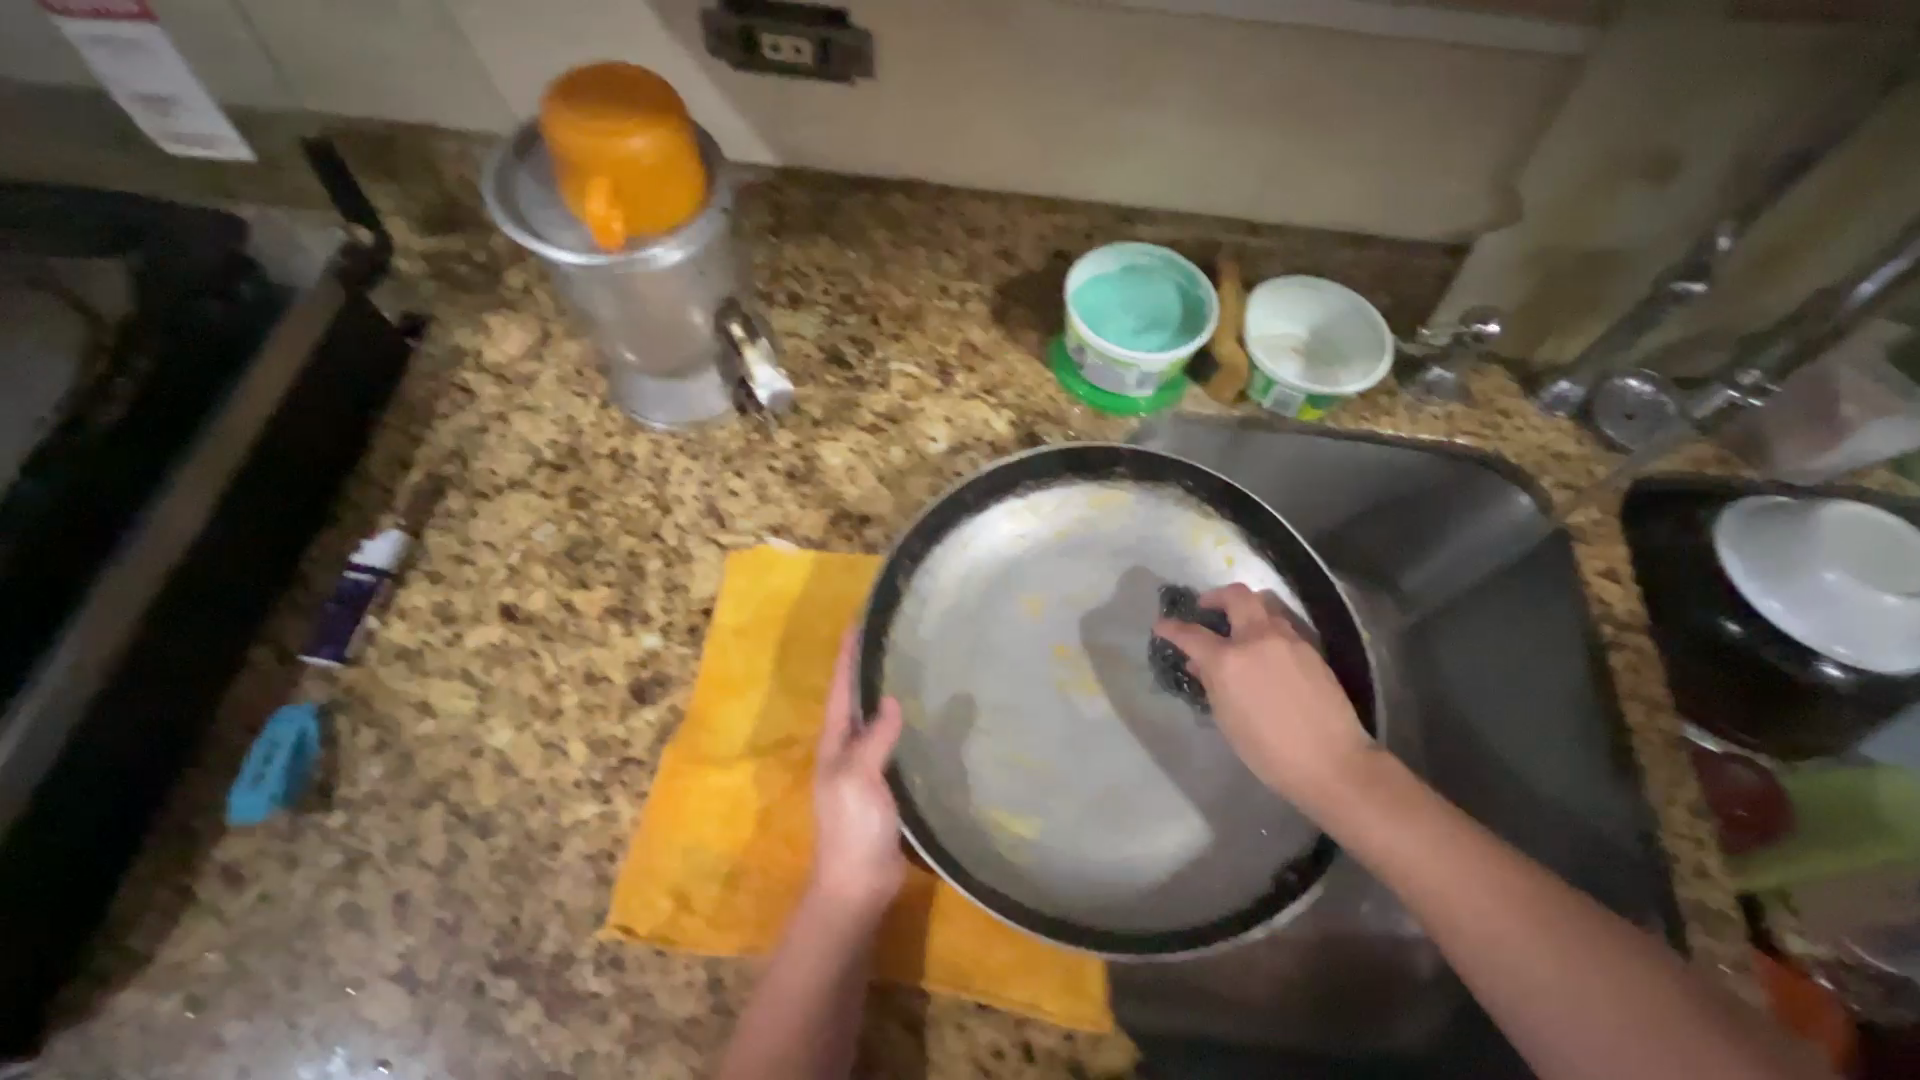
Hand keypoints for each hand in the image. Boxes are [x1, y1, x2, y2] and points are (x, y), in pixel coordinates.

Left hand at [808, 630, 906, 914]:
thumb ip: (874, 739)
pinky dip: (909, 728)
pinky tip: (930, 720)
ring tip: (915, 667)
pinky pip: (898, 748)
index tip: (859, 620)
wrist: (858, 885)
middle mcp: (847, 750)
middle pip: (857, 701)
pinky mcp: (888, 789)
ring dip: (889, 695)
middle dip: (869, 669)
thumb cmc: (852, 828)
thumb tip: (890, 700)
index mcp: (834, 743)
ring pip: (878, 723)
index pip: (841, 688)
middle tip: (895, 637)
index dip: (847, 655)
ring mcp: (868, 770)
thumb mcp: (858, 778)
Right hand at [1152, 583, 1376, 806]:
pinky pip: (1283, 627)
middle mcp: (1257, 639)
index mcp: (1228, 661)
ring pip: (1264, 607)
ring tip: (1239, 631)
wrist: (1331, 761)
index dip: (1172, 628)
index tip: (1161, 625)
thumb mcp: (1227, 719)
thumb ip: (1212, 684)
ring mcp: (1289, 641)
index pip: (1191, 635)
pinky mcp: (1311, 650)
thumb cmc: (1267, 750)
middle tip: (1206, 608)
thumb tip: (1200, 664)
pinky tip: (1266, 652)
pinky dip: (1267, 630)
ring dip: (1246, 611)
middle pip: (1235, 596)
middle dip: (1216, 597)